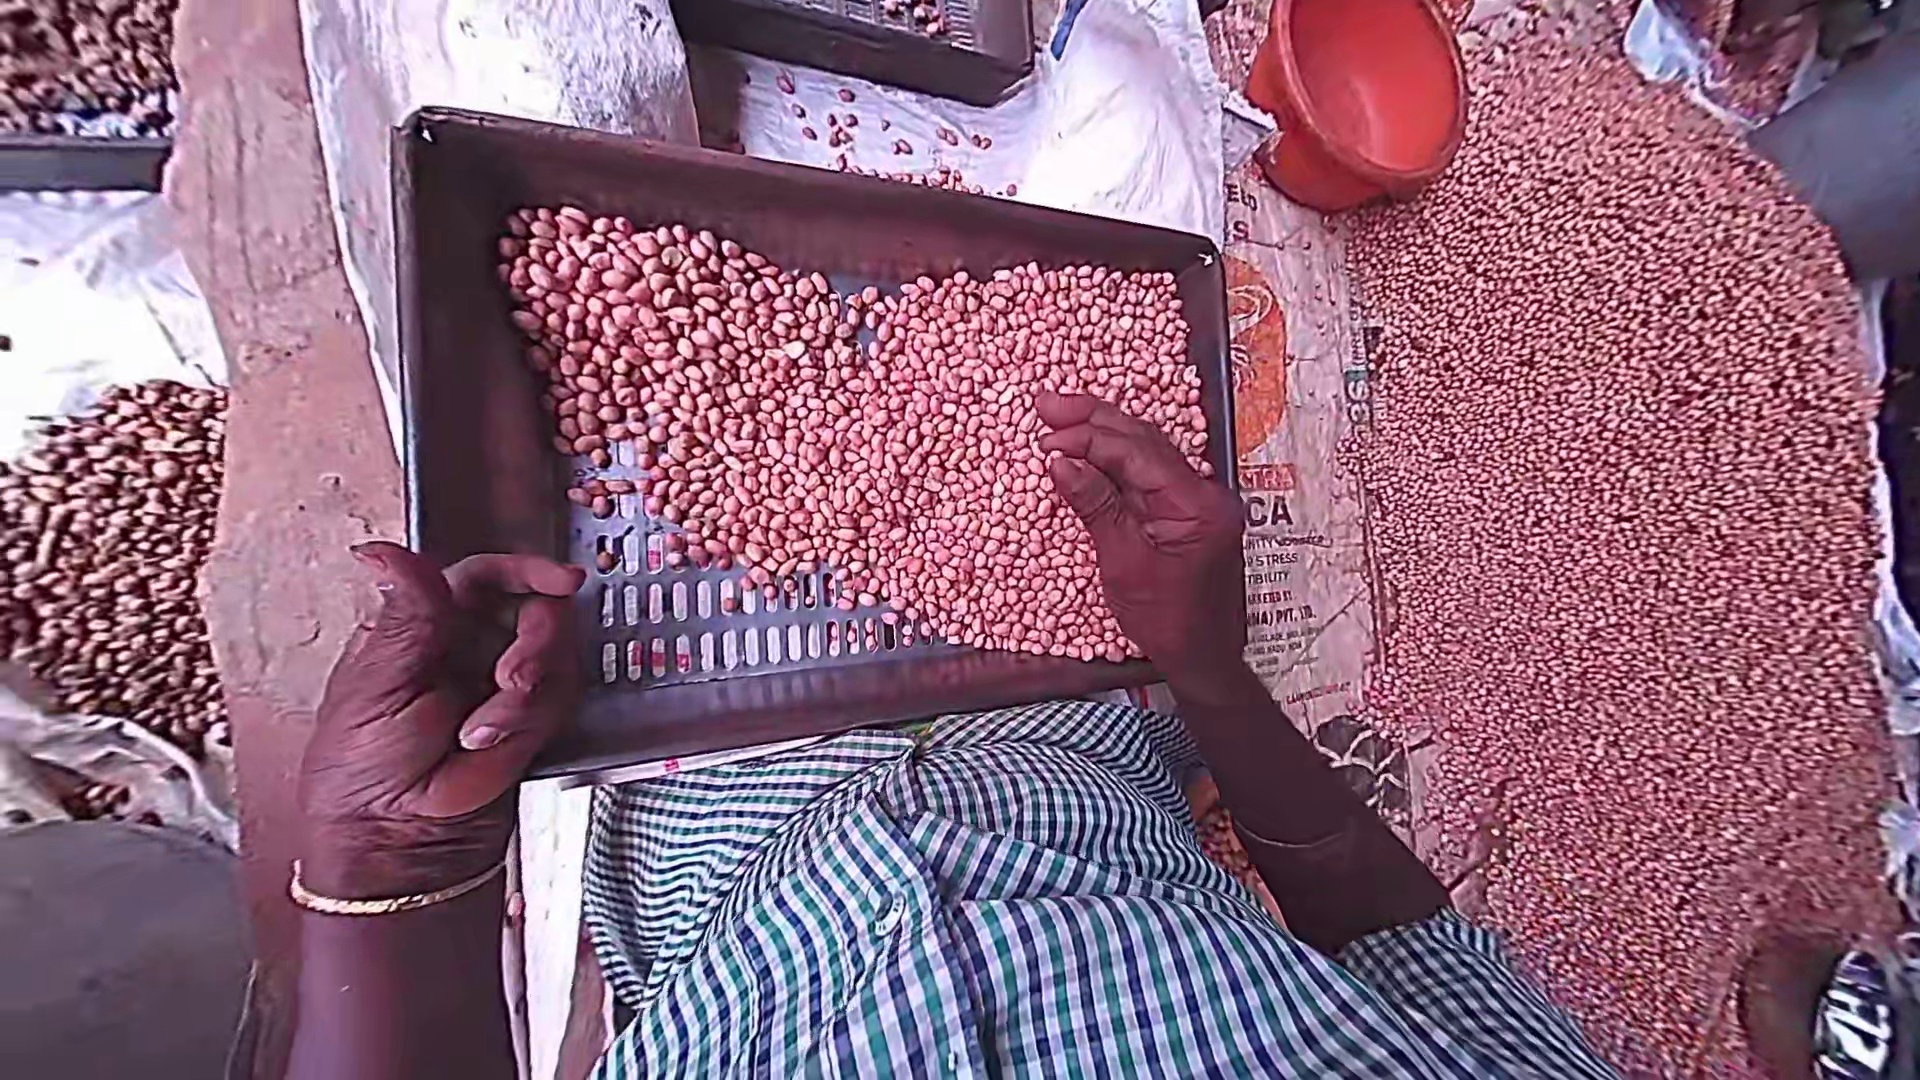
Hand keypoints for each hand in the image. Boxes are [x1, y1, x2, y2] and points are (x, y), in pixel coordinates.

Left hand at [298, 542, 584, 899]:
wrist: (403, 835)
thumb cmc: (365, 764)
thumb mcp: (377, 686)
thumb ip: (405, 619)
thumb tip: (380, 551)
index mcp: (432, 624)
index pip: (489, 576)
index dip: (529, 569)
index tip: (565, 580)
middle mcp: (480, 640)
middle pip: (540, 607)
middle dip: (539, 640)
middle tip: (515, 678)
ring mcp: (516, 672)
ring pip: (559, 649)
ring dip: (529, 690)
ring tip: (484, 729)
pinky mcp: (543, 706)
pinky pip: (564, 691)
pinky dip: (533, 717)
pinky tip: (495, 742)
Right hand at [1036, 392, 1245, 686]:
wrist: (1201, 656)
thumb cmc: (1165, 620)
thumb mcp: (1123, 563)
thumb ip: (1096, 505)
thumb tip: (1059, 461)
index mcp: (1197, 504)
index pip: (1137, 453)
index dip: (1089, 440)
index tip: (1047, 440)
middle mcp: (1203, 491)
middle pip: (1143, 439)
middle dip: (1092, 418)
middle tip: (1047, 402)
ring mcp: (1194, 498)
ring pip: (1143, 449)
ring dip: (1100, 431)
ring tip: (1059, 413)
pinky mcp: (1180, 508)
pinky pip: (1143, 472)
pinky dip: (1111, 458)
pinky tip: (1086, 445)